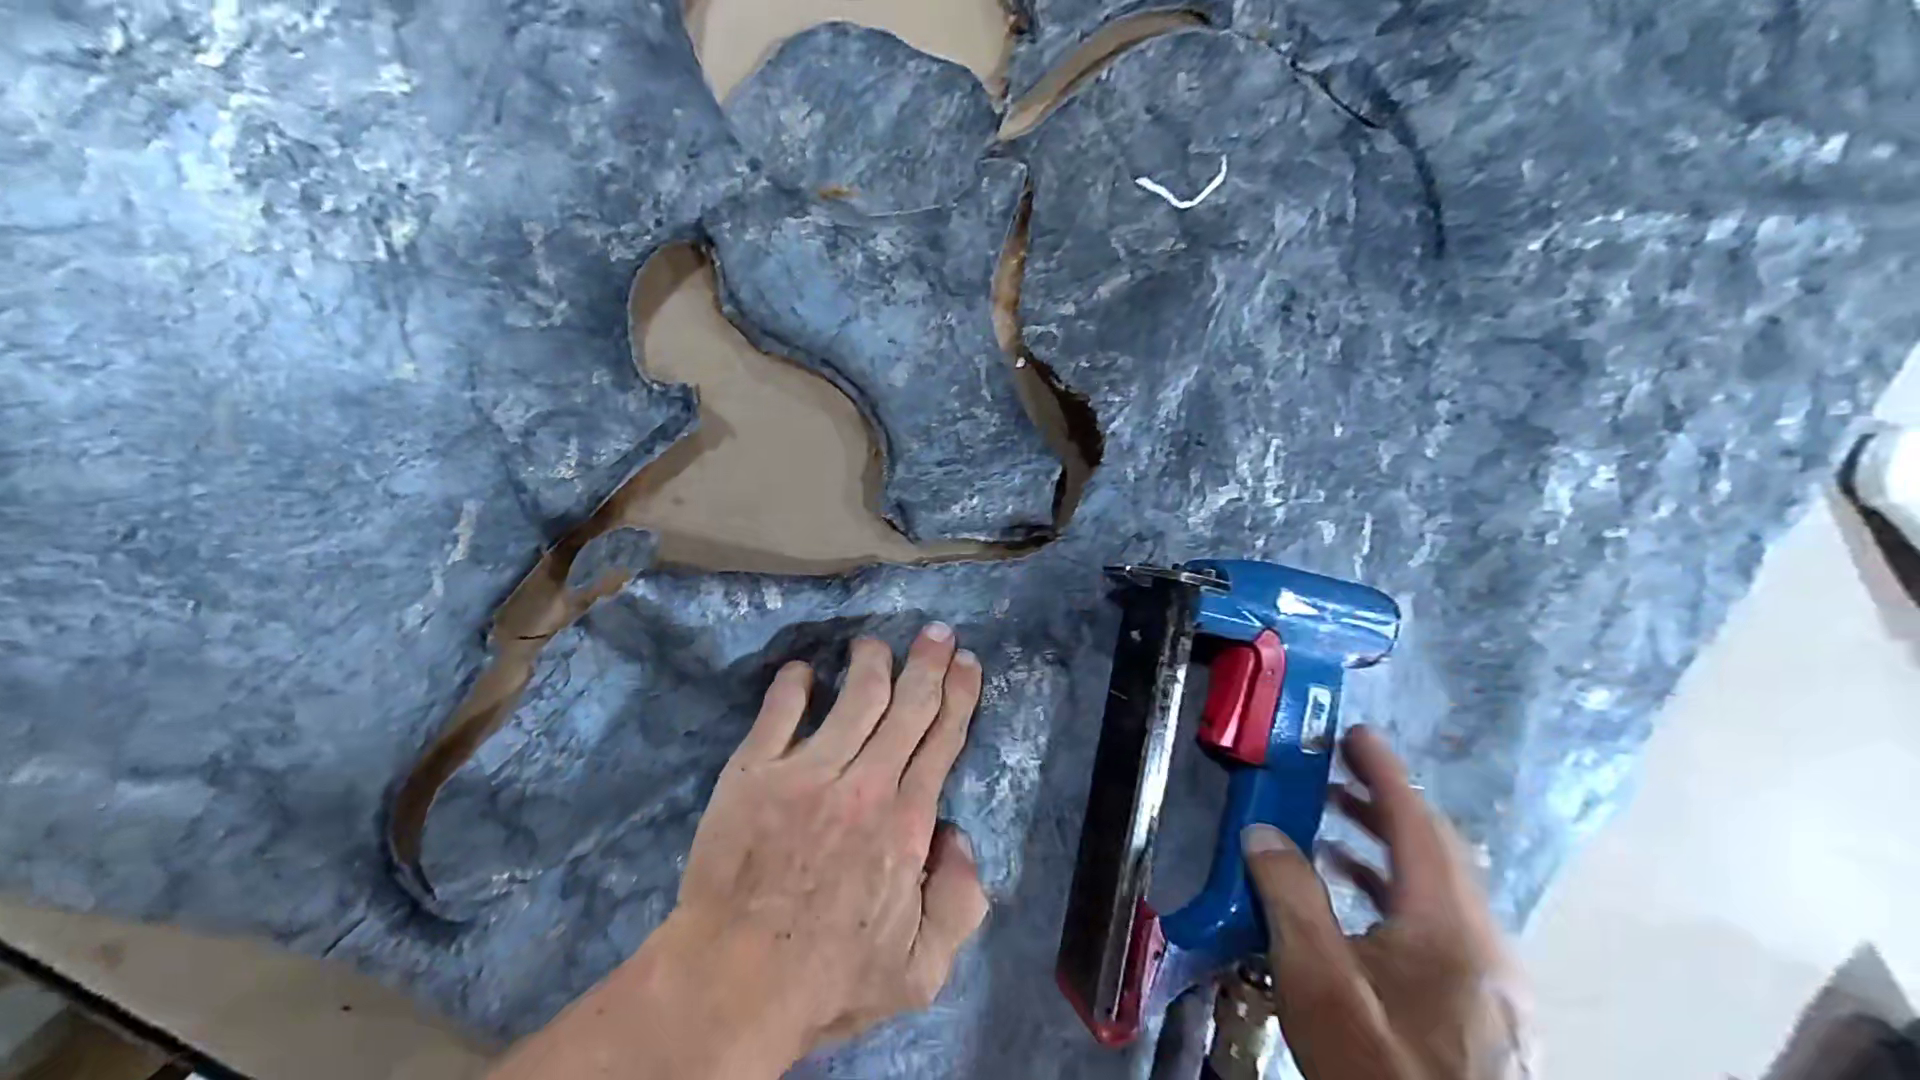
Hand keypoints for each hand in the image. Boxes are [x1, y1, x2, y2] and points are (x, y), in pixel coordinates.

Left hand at [673, 623, 989, 1046]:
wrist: (730, 983)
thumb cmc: (826, 978)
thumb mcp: (919, 972)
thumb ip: (959, 906)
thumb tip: (960, 838)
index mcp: (905, 823)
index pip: (942, 741)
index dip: (959, 696)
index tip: (967, 663)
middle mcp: (864, 784)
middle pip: (908, 706)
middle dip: (928, 663)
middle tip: (937, 632)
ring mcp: (806, 772)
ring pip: (854, 697)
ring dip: (871, 662)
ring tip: (875, 644)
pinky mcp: (753, 772)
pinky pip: (780, 711)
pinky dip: (794, 683)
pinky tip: (803, 670)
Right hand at [1240, 727, 1531, 1079]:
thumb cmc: (1377, 1066)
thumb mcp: (1317, 979)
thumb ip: (1288, 894)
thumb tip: (1262, 832)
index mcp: (1450, 927)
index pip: (1418, 825)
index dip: (1385, 773)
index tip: (1355, 733)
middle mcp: (1485, 946)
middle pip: (1438, 851)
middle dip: (1385, 804)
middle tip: (1334, 774)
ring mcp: (1492, 983)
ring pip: (1441, 890)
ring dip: (1387, 849)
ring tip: (1330, 831)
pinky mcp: (1484, 1012)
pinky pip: (1441, 924)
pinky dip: (1397, 894)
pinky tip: (1355, 907)